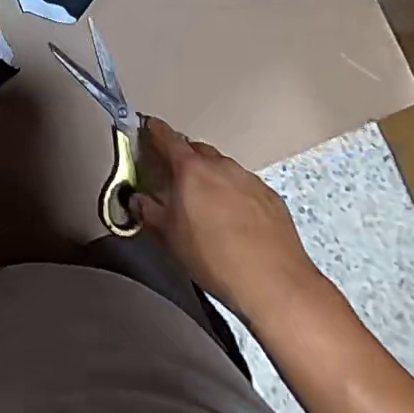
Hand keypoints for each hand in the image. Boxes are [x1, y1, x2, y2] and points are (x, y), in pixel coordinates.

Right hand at [132, 117, 322, 315]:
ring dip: (212, 177)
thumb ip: (150, 212)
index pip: (168, 139)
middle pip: (198, 150)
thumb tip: (138, 201)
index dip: (156, 132)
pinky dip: (235, 194)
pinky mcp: (271, 198)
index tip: (150, 129)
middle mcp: (221, 167)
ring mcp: (249, 180)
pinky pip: (246, 186)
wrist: (274, 283)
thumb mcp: (171, 237)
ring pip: (223, 168)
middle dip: (185, 158)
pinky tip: (235, 219)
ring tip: (207, 204)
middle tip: (176, 178)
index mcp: (191, 170)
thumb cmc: (215, 258)